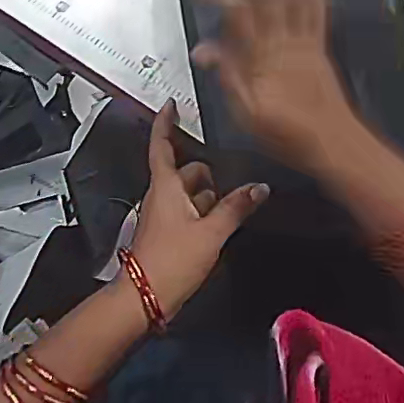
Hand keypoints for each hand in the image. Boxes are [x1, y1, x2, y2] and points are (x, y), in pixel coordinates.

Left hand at [127, 101, 268, 316]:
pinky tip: (220, 223)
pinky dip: (203, 211)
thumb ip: (235, 208)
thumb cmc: (172, 260)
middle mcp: (160, 194)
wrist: (145, 297)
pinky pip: (187, 210)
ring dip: (207, 196)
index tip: (171, 105)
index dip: (165, 124)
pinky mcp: (166, 231)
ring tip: (231, 206)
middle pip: (185, 171)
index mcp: (165, 186)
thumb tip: (258, 187)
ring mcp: (162, 213)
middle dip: (206, 174)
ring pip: (188, 192)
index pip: (162, 145)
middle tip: (230, 181)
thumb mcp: (211, 233)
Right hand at [185, 0, 356, 168]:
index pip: (235, 12)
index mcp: (263, 57)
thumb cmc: (289, 133)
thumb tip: (204, 50)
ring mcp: (304, 41)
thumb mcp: (247, 113)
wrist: (334, 144)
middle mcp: (284, 42)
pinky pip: (318, 10)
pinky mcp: (319, 45)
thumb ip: (228, 76)